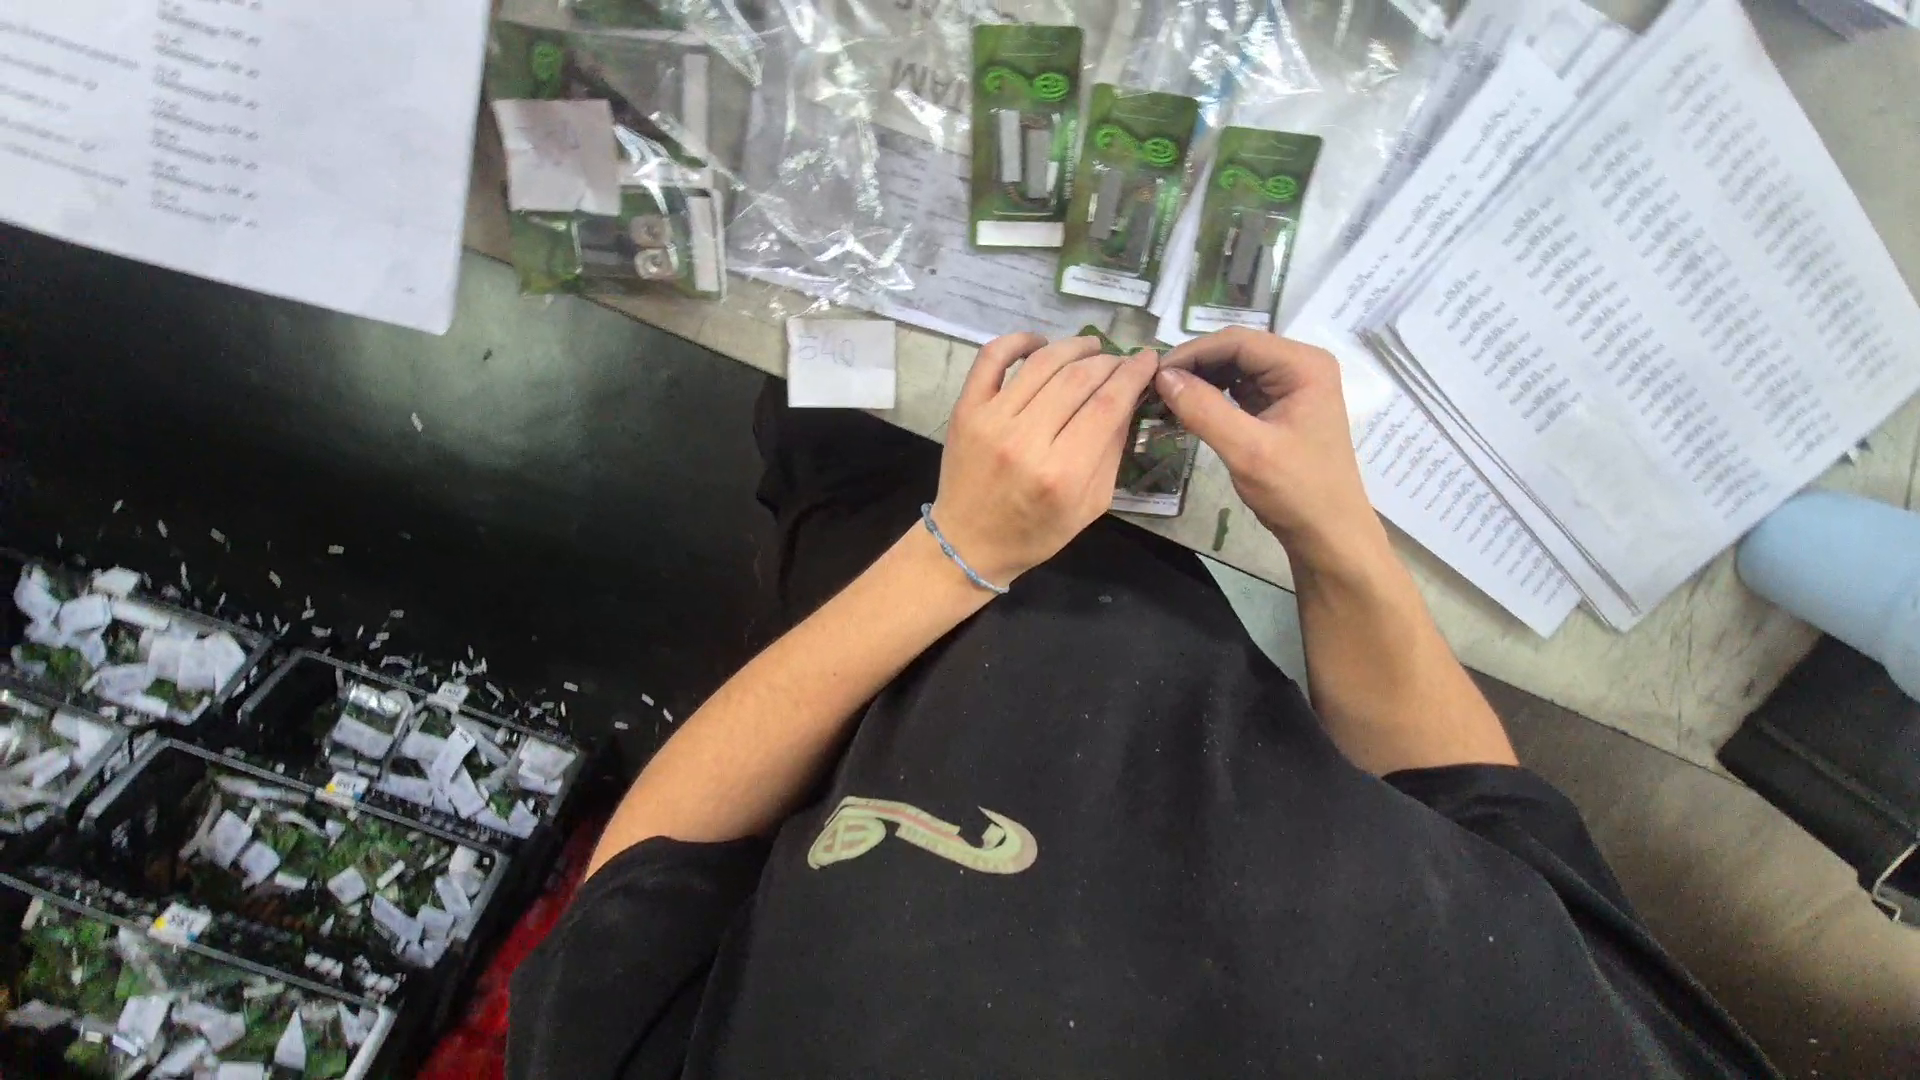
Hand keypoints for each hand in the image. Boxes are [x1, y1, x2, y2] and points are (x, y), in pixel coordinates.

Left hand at [932, 333, 1159, 585]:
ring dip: (1074, 346)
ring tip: (1091, 347)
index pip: (1108, 404)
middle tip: (1121, 360)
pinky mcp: (966, 410)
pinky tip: (1040, 343)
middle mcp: (1027, 441)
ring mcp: (992, 421)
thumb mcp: (1090, 506)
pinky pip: (991, 358)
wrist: (968, 543)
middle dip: (1109, 361)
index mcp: (1063, 472)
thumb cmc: (1035, 532)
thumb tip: (1128, 399)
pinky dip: (1018, 341)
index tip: (1147, 360)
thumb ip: (1112, 452)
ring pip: (1042, 362)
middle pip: (1079, 378)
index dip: (1133, 375)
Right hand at [1156, 327, 1386, 573]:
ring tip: (1162, 399)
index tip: (1153, 375)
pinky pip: (1237, 390)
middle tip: (1152, 388)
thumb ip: (1204, 409)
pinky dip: (1209, 397)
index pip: (1237, 341)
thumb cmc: (1296, 490)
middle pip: (1235, 351)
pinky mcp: (1278, 407)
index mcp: (1303, 365)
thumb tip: (1162, 377)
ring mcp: (1290, 386)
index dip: (1191, 353)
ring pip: (1232, 369)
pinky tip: (1184, 410)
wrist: (1327, 532)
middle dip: (1192, 366)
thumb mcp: (1247, 450)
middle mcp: (1300, 366)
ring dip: (1198, 381)